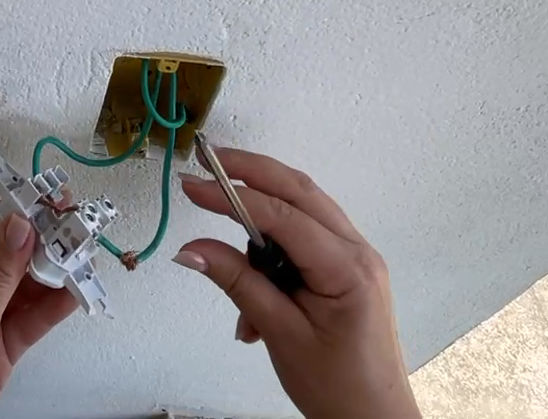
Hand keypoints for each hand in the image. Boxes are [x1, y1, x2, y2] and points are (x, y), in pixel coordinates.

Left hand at [0, 206, 79, 418]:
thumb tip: (20, 223)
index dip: (21, 209)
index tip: (52, 200)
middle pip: (15, 250)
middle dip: (47, 238)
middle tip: (78, 228)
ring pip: (30, 281)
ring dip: (57, 270)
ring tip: (84, 258)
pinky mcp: (7, 342)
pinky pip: (36, 315)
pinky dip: (57, 304)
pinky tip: (75, 291)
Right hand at [175, 149, 420, 418]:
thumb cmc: (338, 388)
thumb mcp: (281, 334)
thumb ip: (236, 282)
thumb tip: (190, 249)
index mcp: (348, 269)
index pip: (281, 214)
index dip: (232, 195)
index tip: (193, 186)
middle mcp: (357, 250)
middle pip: (296, 189)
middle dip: (248, 169)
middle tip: (206, 159)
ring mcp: (355, 254)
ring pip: (301, 201)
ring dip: (259, 197)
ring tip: (218, 200)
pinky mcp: (345, 263)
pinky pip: (303, 226)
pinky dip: (271, 228)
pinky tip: (249, 258)